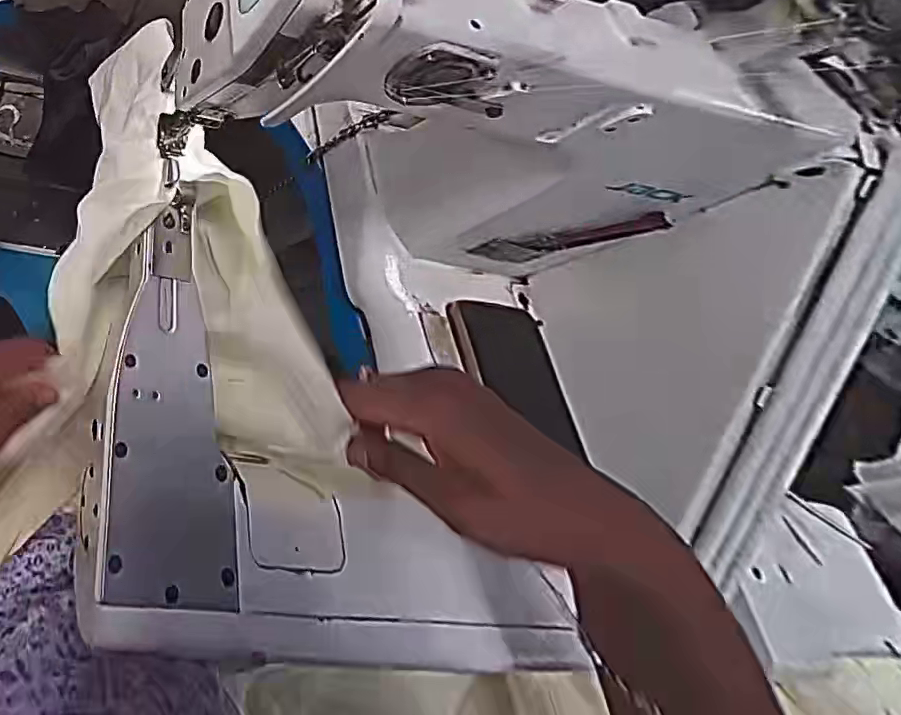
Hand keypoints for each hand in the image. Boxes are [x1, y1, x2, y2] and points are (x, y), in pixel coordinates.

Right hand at [339, 368, 658, 576]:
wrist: (587, 516)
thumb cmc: (532, 510)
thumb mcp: (448, 501)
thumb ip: (393, 464)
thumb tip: (357, 445)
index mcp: (434, 404)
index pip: (359, 391)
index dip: (331, 408)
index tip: (314, 425)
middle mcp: (445, 384)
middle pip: (372, 384)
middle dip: (352, 412)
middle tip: (339, 445)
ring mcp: (459, 385)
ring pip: (392, 387)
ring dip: (375, 411)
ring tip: (366, 448)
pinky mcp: (469, 394)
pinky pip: (415, 391)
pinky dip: (399, 410)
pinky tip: (399, 439)